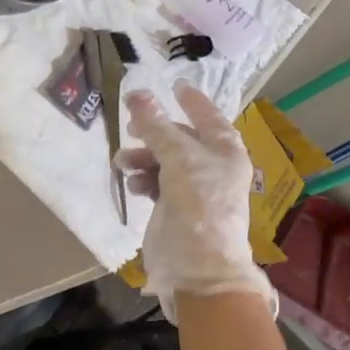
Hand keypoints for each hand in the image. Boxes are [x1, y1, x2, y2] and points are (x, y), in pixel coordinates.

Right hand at [116, 82, 275, 320]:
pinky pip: (155, 182)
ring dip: (142, 157)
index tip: (175, 84)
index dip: (193, 101)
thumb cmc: (198, 205)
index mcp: (225, 153)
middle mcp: (212, 168)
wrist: (197, 264)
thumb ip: (155, 125)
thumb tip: (136, 93)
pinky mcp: (175, 208)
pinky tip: (133, 185)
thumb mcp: (177, 158)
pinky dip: (142, 179)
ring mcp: (193, 190)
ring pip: (163, 160)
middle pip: (180, 138)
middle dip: (154, 132)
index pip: (209, 118)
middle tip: (130, 126)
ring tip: (124, 163)